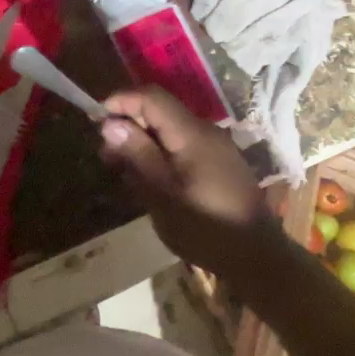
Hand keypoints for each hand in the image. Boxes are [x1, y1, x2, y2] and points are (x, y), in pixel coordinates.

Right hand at [99, 87, 283, 279]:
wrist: (258, 258)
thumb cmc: (205, 228)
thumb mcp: (163, 195)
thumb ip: (137, 155)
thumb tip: (110, 123)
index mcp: (192, 134)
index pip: (151, 97)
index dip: (120, 102)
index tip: (96, 122)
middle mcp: (205, 131)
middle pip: (160, 111)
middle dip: (129, 125)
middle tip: (106, 155)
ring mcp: (215, 147)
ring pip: (170, 130)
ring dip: (143, 142)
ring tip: (123, 171)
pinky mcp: (219, 164)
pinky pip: (183, 145)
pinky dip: (160, 154)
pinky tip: (150, 180)